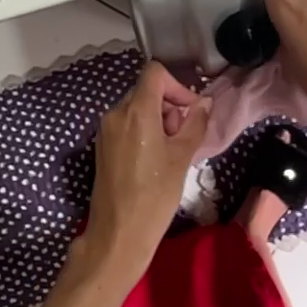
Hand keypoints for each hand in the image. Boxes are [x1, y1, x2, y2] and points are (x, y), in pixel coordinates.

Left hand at [82, 61, 210, 287]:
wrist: (119, 233)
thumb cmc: (155, 195)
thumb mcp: (182, 158)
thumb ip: (195, 124)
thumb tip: (204, 103)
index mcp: (135, 111)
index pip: (155, 73)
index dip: (177, 86)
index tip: (190, 112)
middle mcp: (115, 113)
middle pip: (146, 91)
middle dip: (170, 107)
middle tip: (183, 138)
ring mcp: (106, 130)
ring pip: (137, 109)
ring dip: (158, 121)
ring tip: (171, 152)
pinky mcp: (102, 146)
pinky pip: (127, 125)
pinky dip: (144, 132)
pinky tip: (155, 160)